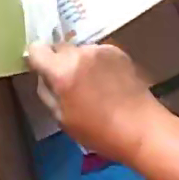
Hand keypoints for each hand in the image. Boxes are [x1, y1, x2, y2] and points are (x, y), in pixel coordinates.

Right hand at [25, 42, 167, 161]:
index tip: (42, 72)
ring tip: (93, 86)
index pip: (36, 49)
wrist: (142, 128)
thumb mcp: (62, 120)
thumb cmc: (99, 131)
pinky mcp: (116, 50)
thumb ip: (46, 92)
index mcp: (61, 71)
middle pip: (58, 47)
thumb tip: (42, 76)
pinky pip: (97, 53)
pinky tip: (108, 82)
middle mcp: (79, 53)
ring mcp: (99, 49)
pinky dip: (97, 63)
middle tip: (70, 84)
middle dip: (58, 62)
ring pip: (79, 50)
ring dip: (79, 62)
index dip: (36, 59)